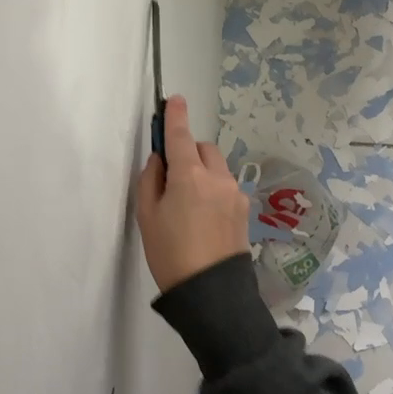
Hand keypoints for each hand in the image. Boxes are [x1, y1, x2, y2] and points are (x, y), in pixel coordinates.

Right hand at [136, 95, 249, 292]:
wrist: (210, 293)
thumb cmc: (169, 254)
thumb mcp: (147, 216)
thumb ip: (151, 180)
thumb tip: (160, 161)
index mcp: (189, 176)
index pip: (181, 136)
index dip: (175, 116)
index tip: (174, 100)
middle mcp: (217, 178)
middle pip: (203, 149)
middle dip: (189, 152)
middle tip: (171, 177)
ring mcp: (235, 194)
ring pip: (217, 168)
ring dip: (202, 173)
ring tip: (187, 205)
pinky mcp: (244, 211)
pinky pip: (225, 188)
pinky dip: (213, 191)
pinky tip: (203, 219)